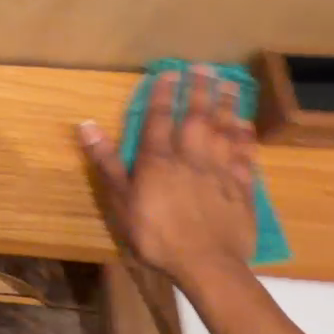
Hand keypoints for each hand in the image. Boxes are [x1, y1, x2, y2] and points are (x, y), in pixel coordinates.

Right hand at [78, 68, 259, 290]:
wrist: (206, 265)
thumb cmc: (155, 233)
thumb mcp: (120, 200)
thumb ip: (107, 161)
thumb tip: (86, 125)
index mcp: (158, 159)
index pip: (159, 118)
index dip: (163, 94)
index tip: (169, 72)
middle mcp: (190, 158)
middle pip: (197, 117)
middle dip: (200, 91)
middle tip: (206, 67)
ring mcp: (220, 173)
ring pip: (224, 132)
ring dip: (227, 107)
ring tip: (231, 86)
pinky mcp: (242, 191)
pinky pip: (246, 159)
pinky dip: (246, 141)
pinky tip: (247, 128)